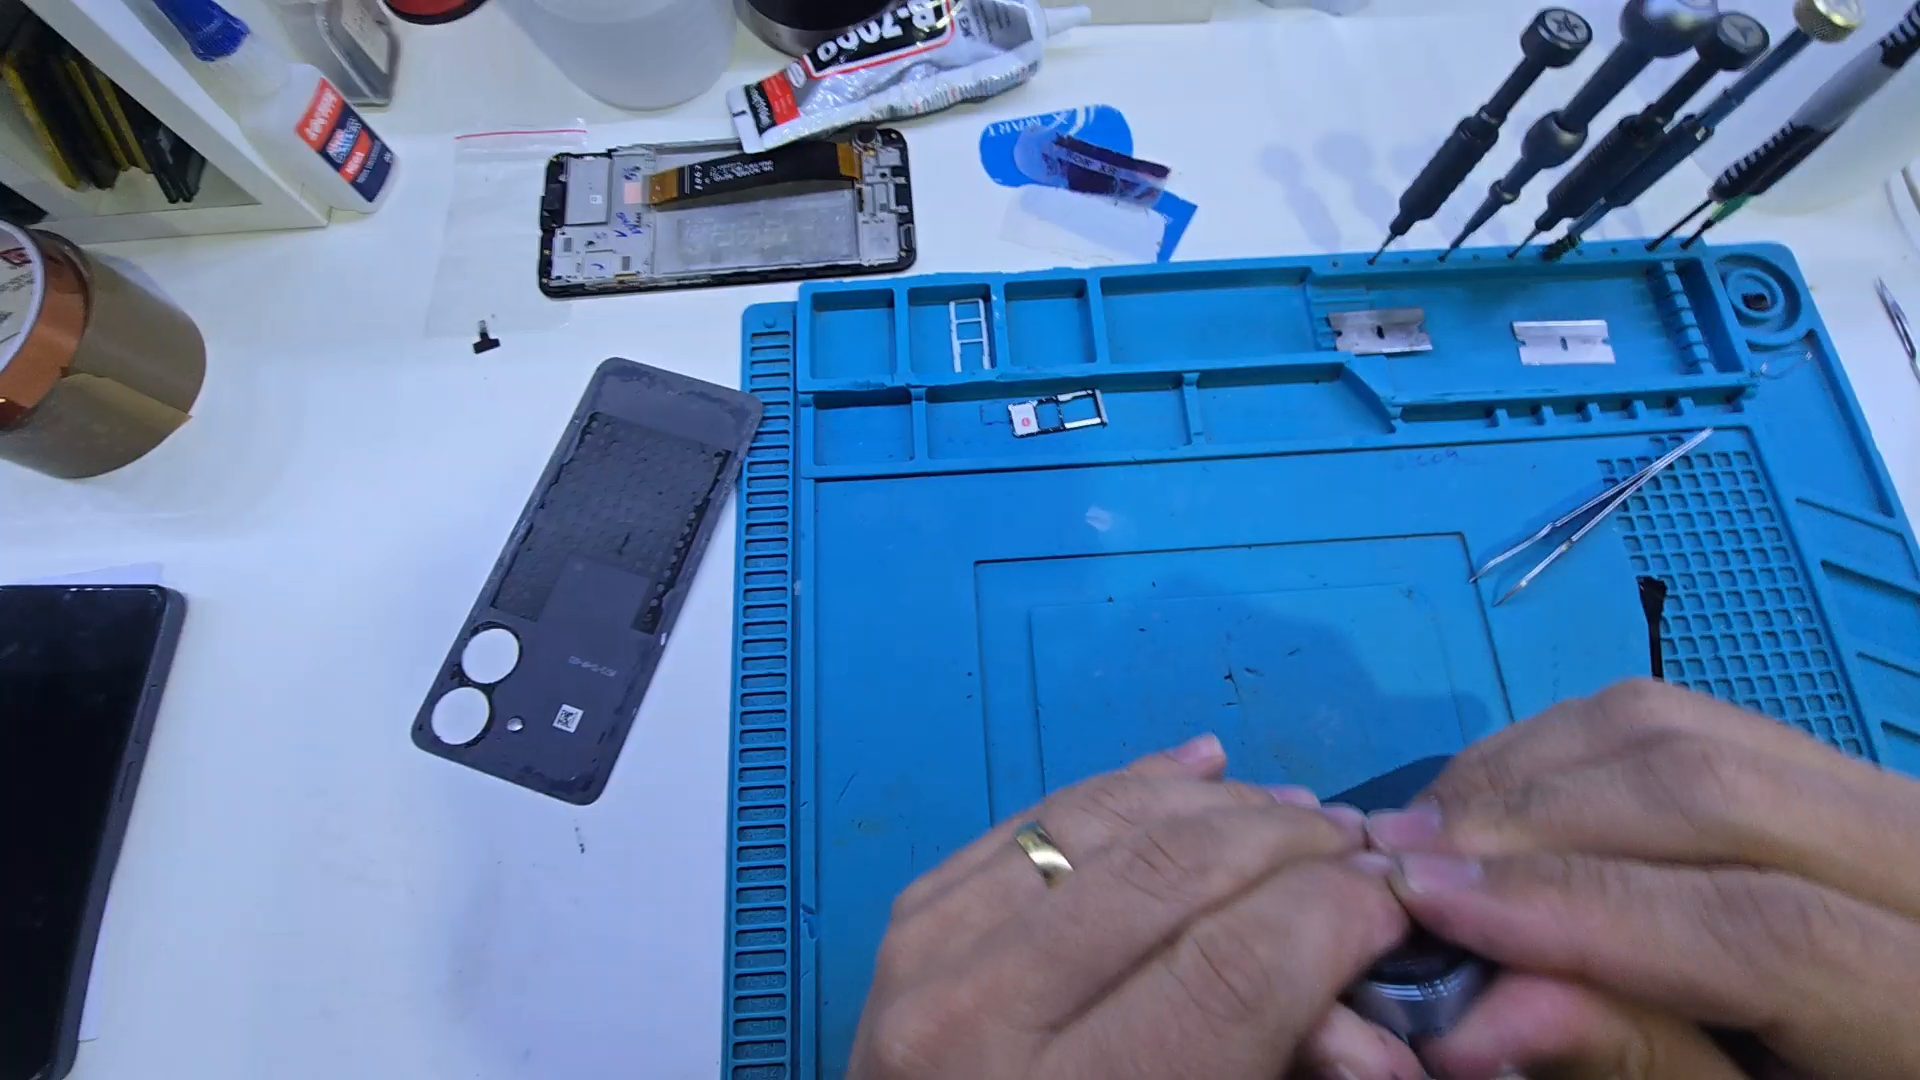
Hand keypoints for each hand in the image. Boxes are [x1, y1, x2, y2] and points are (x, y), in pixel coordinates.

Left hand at [848, 735, 1422, 1079]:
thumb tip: (1380, 1027)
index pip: (1226, 974)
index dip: (1327, 917)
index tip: (1389, 890)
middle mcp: (977, 1013)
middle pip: (1162, 877)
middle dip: (1277, 841)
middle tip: (1349, 837)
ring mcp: (931, 943)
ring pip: (1098, 822)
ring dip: (1209, 802)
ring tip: (1288, 803)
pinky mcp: (916, 903)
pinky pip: (1042, 815)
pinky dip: (1128, 786)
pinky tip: (1194, 767)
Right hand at [1364, 679, 1919, 1079]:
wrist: (1913, 1049)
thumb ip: (1635, 1064)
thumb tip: (1464, 1016)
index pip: (1765, 929)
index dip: (1571, 908)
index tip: (1419, 898)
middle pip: (1702, 788)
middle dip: (1518, 816)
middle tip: (1399, 850)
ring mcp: (1881, 790)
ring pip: (1661, 723)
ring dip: (1515, 771)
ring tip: (1428, 825)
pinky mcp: (1804, 756)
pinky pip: (1652, 714)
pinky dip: (1543, 747)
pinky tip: (1488, 797)